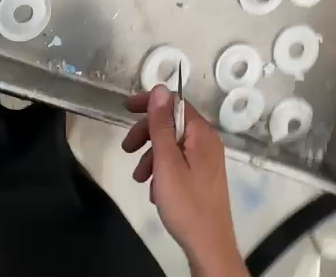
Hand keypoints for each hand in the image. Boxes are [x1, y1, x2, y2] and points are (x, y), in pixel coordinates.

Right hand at [122, 87, 245, 276]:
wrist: (209, 247)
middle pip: (172, 123)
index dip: (149, 103)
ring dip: (152, 156)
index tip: (126, 109)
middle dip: (146, 134)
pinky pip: (179, 161)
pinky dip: (163, 169)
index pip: (174, 102)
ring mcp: (207, 159)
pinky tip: (155, 190)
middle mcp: (207, 141)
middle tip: (127, 149)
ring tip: (139, 178)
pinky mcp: (203, 176)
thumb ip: (161, 125)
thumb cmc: (186, 204)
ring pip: (173, 144)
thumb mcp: (167, 162)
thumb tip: (160, 88)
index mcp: (201, 133)